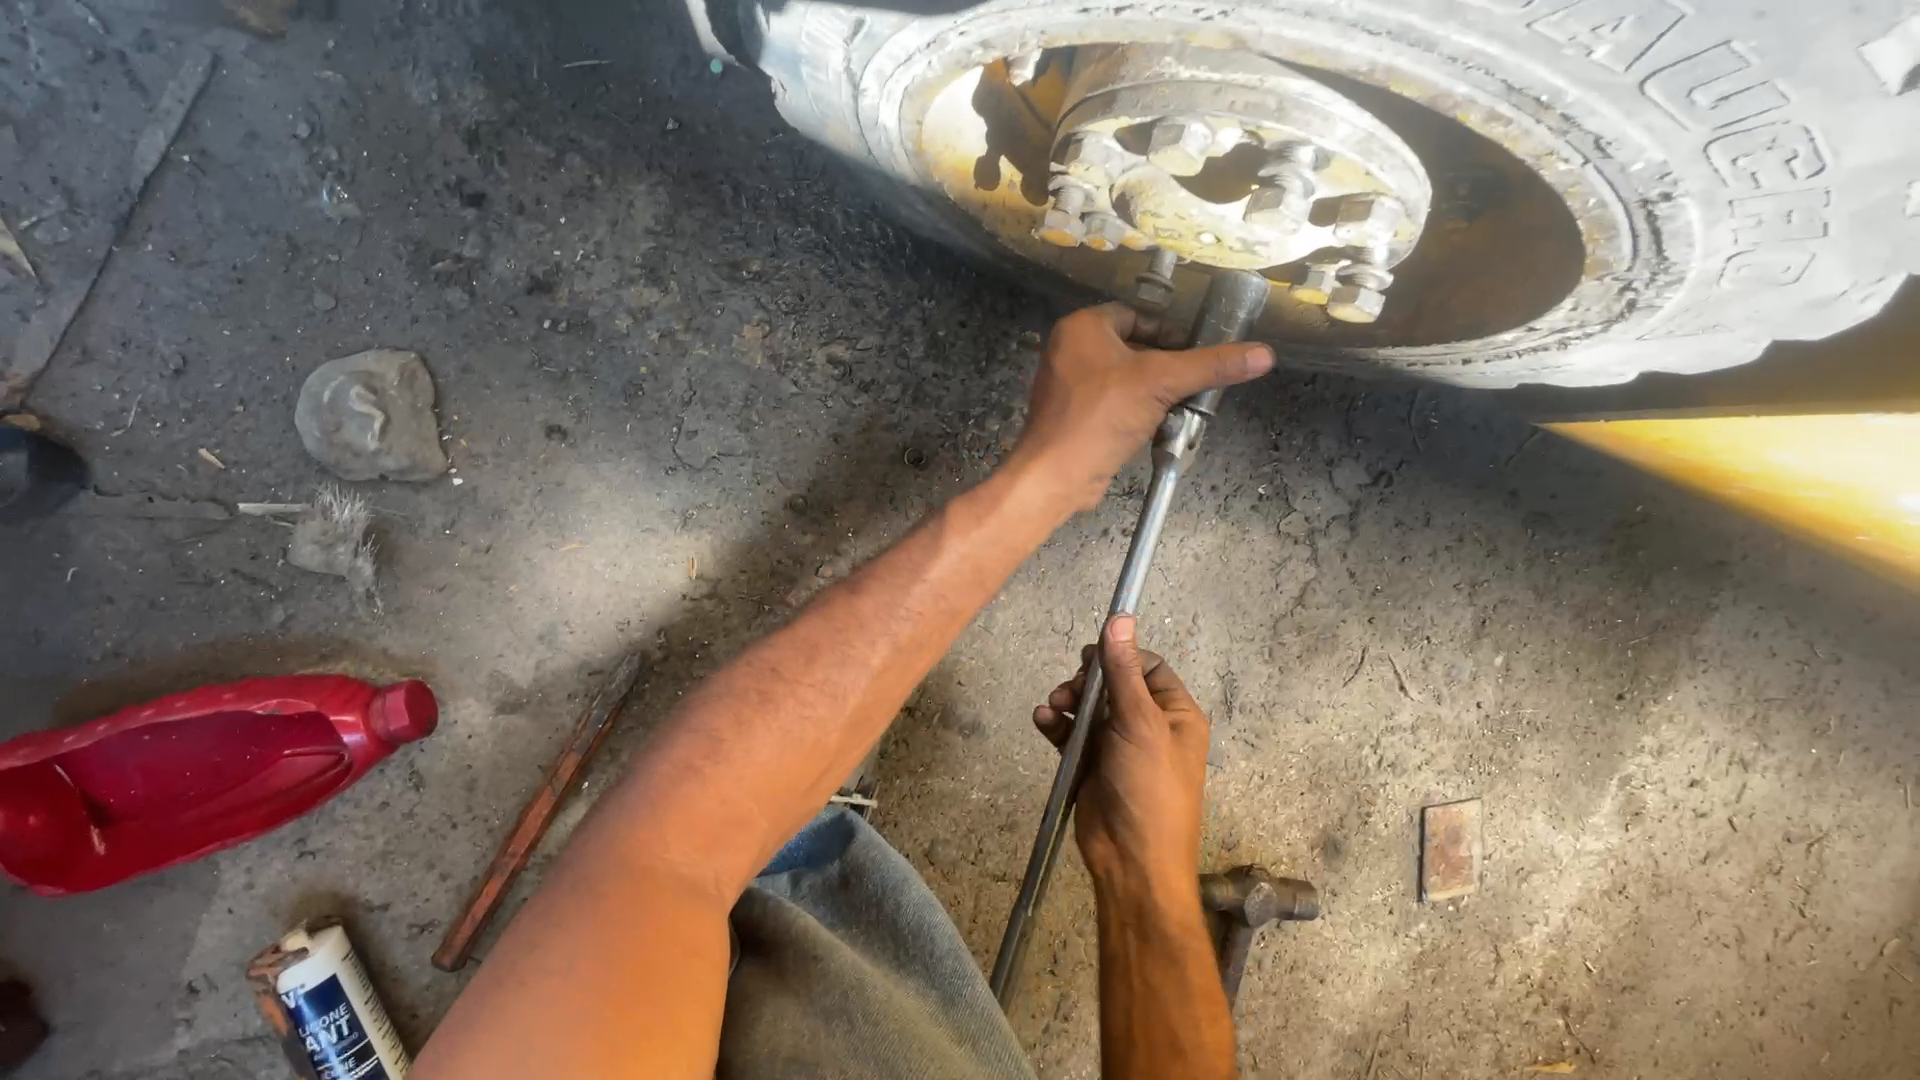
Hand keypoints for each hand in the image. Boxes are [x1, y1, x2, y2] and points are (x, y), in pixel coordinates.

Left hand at [1009, 304, 1273, 512]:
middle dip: (1165, 367)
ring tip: (1183, 406)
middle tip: (1195, 382)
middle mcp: (1069, 351)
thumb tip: (1264, 354)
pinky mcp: (1071, 418)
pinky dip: (1136, 414)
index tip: (1196, 350)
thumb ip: (1210, 366)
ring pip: (1124, 380)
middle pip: (1132, 348)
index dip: (1168, 331)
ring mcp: (1067, 386)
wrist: (1056, 475)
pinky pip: (1112, 406)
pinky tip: (1159, 428)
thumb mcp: (1161, 383)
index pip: (1136, 315)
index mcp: (1082, 328)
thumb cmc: (1101, 416)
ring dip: (1154, 393)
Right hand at [1032, 614, 1209, 891]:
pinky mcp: (1091, 764)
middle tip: (1071, 690)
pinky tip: (1043, 721)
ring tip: (1053, 707)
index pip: (1146, 666)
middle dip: (1086, 681)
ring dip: (1067, 700)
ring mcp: (1118, 746)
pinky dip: (1056, 724)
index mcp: (1175, 713)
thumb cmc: (1149, 788)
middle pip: (1112, 683)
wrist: (1132, 861)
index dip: (1118, 656)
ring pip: (1088, 706)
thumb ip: (1123, 670)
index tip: (1089, 656)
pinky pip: (1070, 733)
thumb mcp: (1139, 723)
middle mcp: (1149, 725)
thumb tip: (1121, 617)